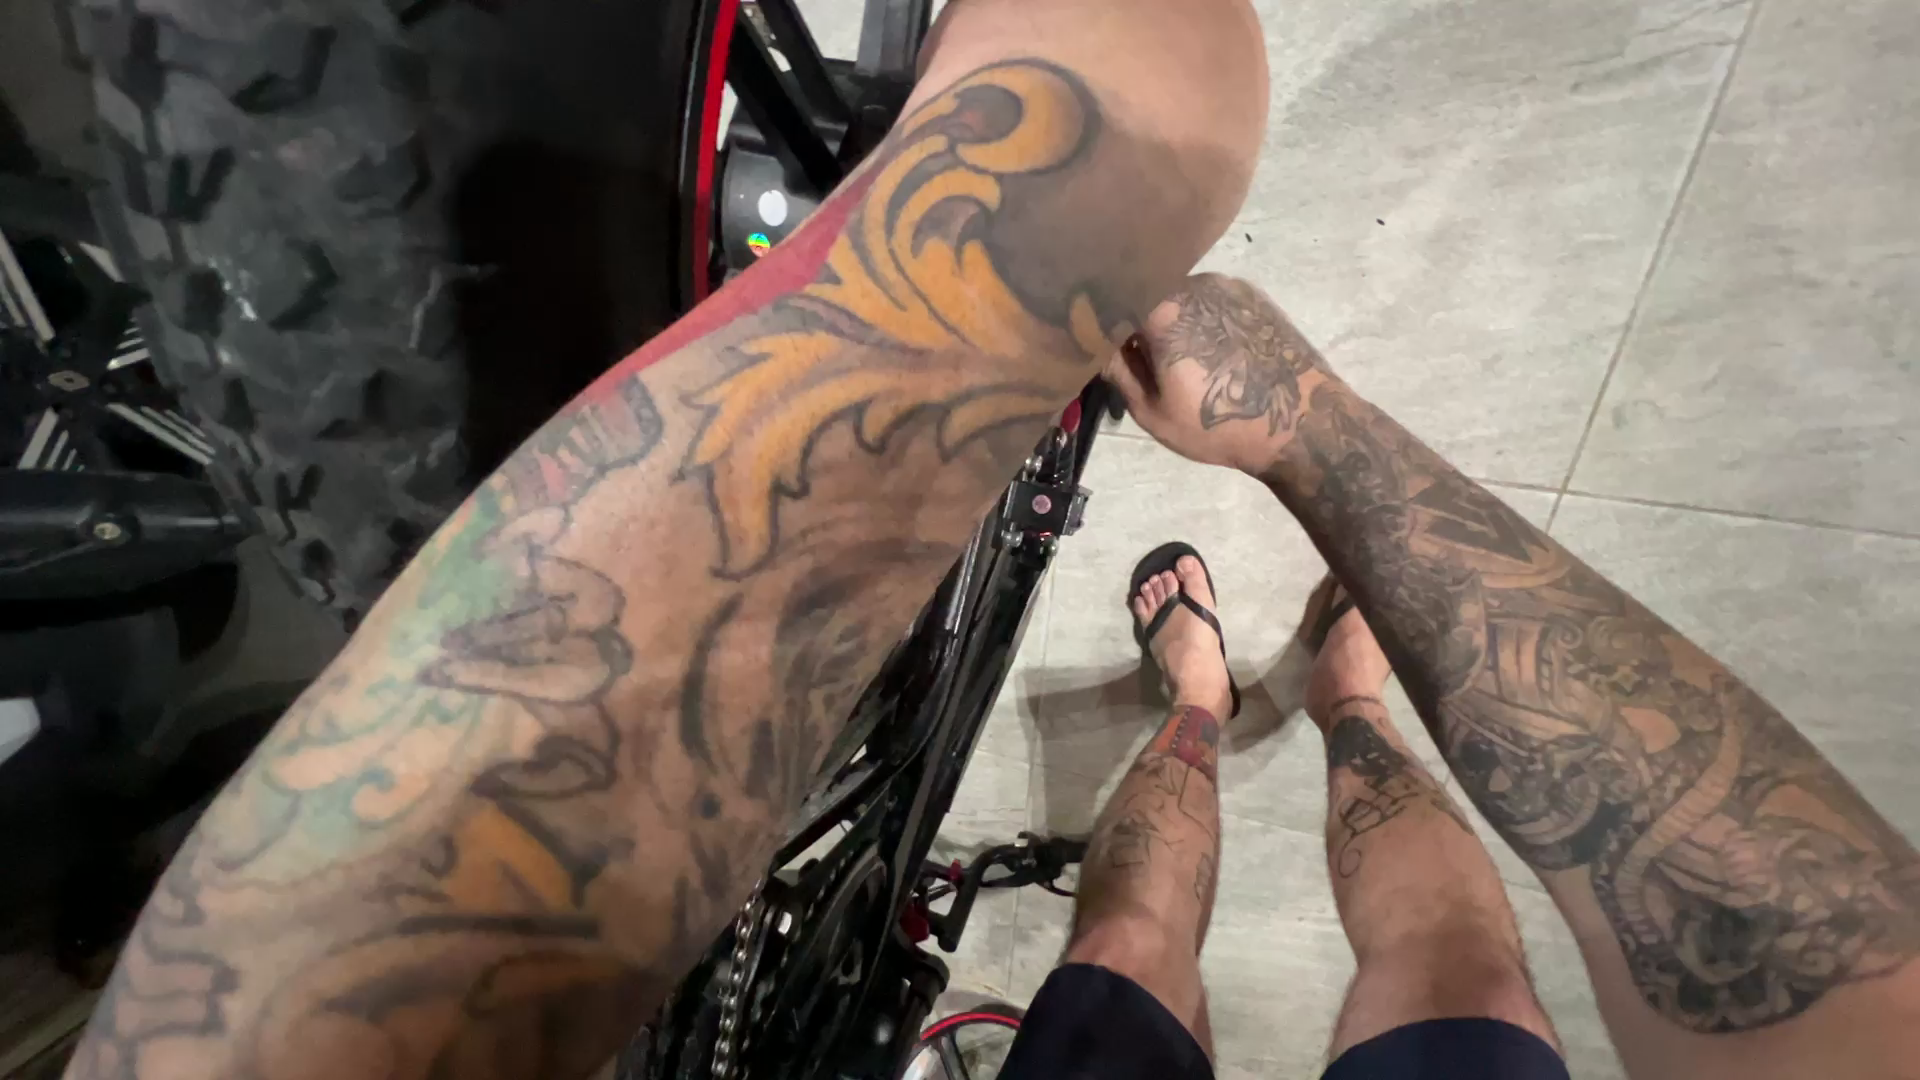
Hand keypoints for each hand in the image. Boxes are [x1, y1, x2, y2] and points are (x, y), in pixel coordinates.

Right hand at [1105, 273, 1331, 472]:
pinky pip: (1208, 301)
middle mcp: (1192, 284)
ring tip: (1177, 362)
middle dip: (1135, 323)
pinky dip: (1198, 320)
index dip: (1100, 325)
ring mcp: (1226, 285)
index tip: (1094, 346)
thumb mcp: (1153, 413)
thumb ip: (1118, 373)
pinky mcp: (1252, 294)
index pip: (1113, 303)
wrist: (1300, 423)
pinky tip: (1207, 354)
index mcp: (1162, 310)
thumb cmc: (1217, 426)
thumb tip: (1095, 346)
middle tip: (1136, 361)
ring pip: (1178, 298)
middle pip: (1146, 296)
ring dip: (1169, 322)